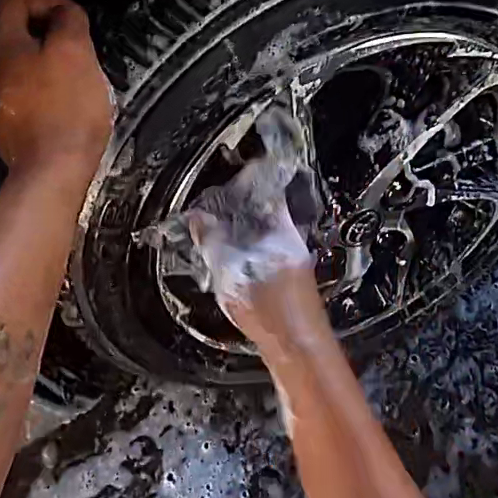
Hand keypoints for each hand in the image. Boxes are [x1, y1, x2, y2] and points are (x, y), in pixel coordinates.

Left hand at [0, 0, 113, 179]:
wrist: (54, 166)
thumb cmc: (66, 112)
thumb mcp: (76, 53)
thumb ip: (69, 22)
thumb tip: (66, 12)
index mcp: (0, 42)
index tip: (74, 15)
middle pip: (13, 26)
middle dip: (49, 26)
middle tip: (79, 38)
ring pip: (20, 56)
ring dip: (48, 54)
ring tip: (78, 66)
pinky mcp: (10, 115)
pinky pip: (26, 84)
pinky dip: (47, 80)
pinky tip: (68, 94)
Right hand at [182, 108, 326, 358]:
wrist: (298, 345)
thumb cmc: (270, 310)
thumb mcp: (233, 274)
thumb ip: (214, 243)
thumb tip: (199, 214)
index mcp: (283, 230)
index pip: (273, 186)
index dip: (258, 168)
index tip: (240, 152)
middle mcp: (291, 237)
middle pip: (269, 204)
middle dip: (245, 194)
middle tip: (218, 186)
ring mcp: (291, 255)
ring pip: (266, 225)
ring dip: (246, 217)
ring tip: (218, 212)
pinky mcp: (287, 273)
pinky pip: (265, 243)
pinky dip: (248, 238)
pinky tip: (231, 246)